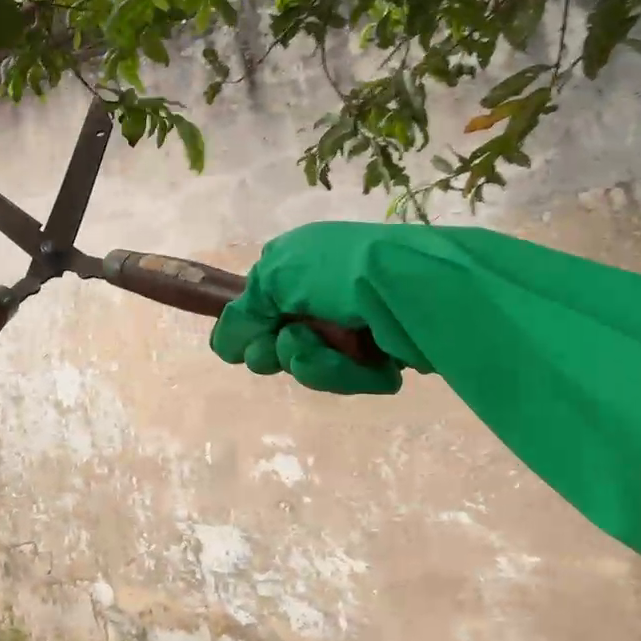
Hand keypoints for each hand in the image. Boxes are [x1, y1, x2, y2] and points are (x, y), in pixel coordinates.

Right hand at [209, 222, 406, 394]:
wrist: (417, 289)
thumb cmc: (336, 272)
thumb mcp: (274, 278)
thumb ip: (243, 312)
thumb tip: (223, 345)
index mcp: (295, 265)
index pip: (258, 306)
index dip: (249, 329)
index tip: (244, 345)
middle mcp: (321, 292)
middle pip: (279, 339)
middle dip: (277, 349)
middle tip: (289, 345)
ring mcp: (352, 323)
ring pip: (311, 362)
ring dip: (313, 361)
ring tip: (327, 348)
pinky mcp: (382, 353)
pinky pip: (348, 375)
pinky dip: (349, 372)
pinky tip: (362, 361)